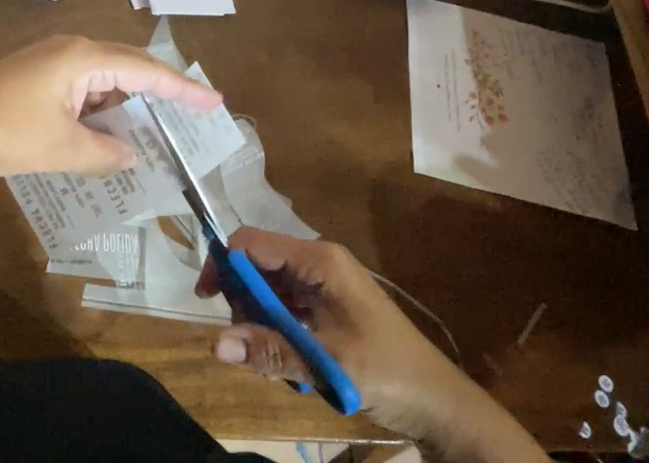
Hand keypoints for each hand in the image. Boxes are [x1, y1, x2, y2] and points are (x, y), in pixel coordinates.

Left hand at [0, 35, 221, 178]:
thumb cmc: (4, 131)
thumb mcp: (61, 148)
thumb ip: (104, 152)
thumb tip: (128, 154)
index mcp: (82, 58)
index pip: (146, 70)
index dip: (182, 88)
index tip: (215, 101)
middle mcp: (70, 51)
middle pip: (127, 66)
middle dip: (160, 91)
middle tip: (193, 113)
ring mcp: (50, 62)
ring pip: (103, 79)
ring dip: (126, 104)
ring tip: (158, 130)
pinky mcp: (34, 78)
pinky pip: (81, 89)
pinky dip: (100, 110)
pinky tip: (109, 135)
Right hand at [195, 228, 526, 454]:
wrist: (442, 405)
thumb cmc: (389, 372)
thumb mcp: (327, 362)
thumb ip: (271, 350)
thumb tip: (215, 344)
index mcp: (319, 260)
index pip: (251, 243)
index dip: (223, 263)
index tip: (206, 299)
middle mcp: (318, 262)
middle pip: (257, 264)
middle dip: (243, 299)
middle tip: (248, 341)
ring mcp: (324, 283)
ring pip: (269, 288)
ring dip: (261, 320)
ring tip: (277, 357)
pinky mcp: (328, 304)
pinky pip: (285, 305)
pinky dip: (278, 329)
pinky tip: (291, 359)